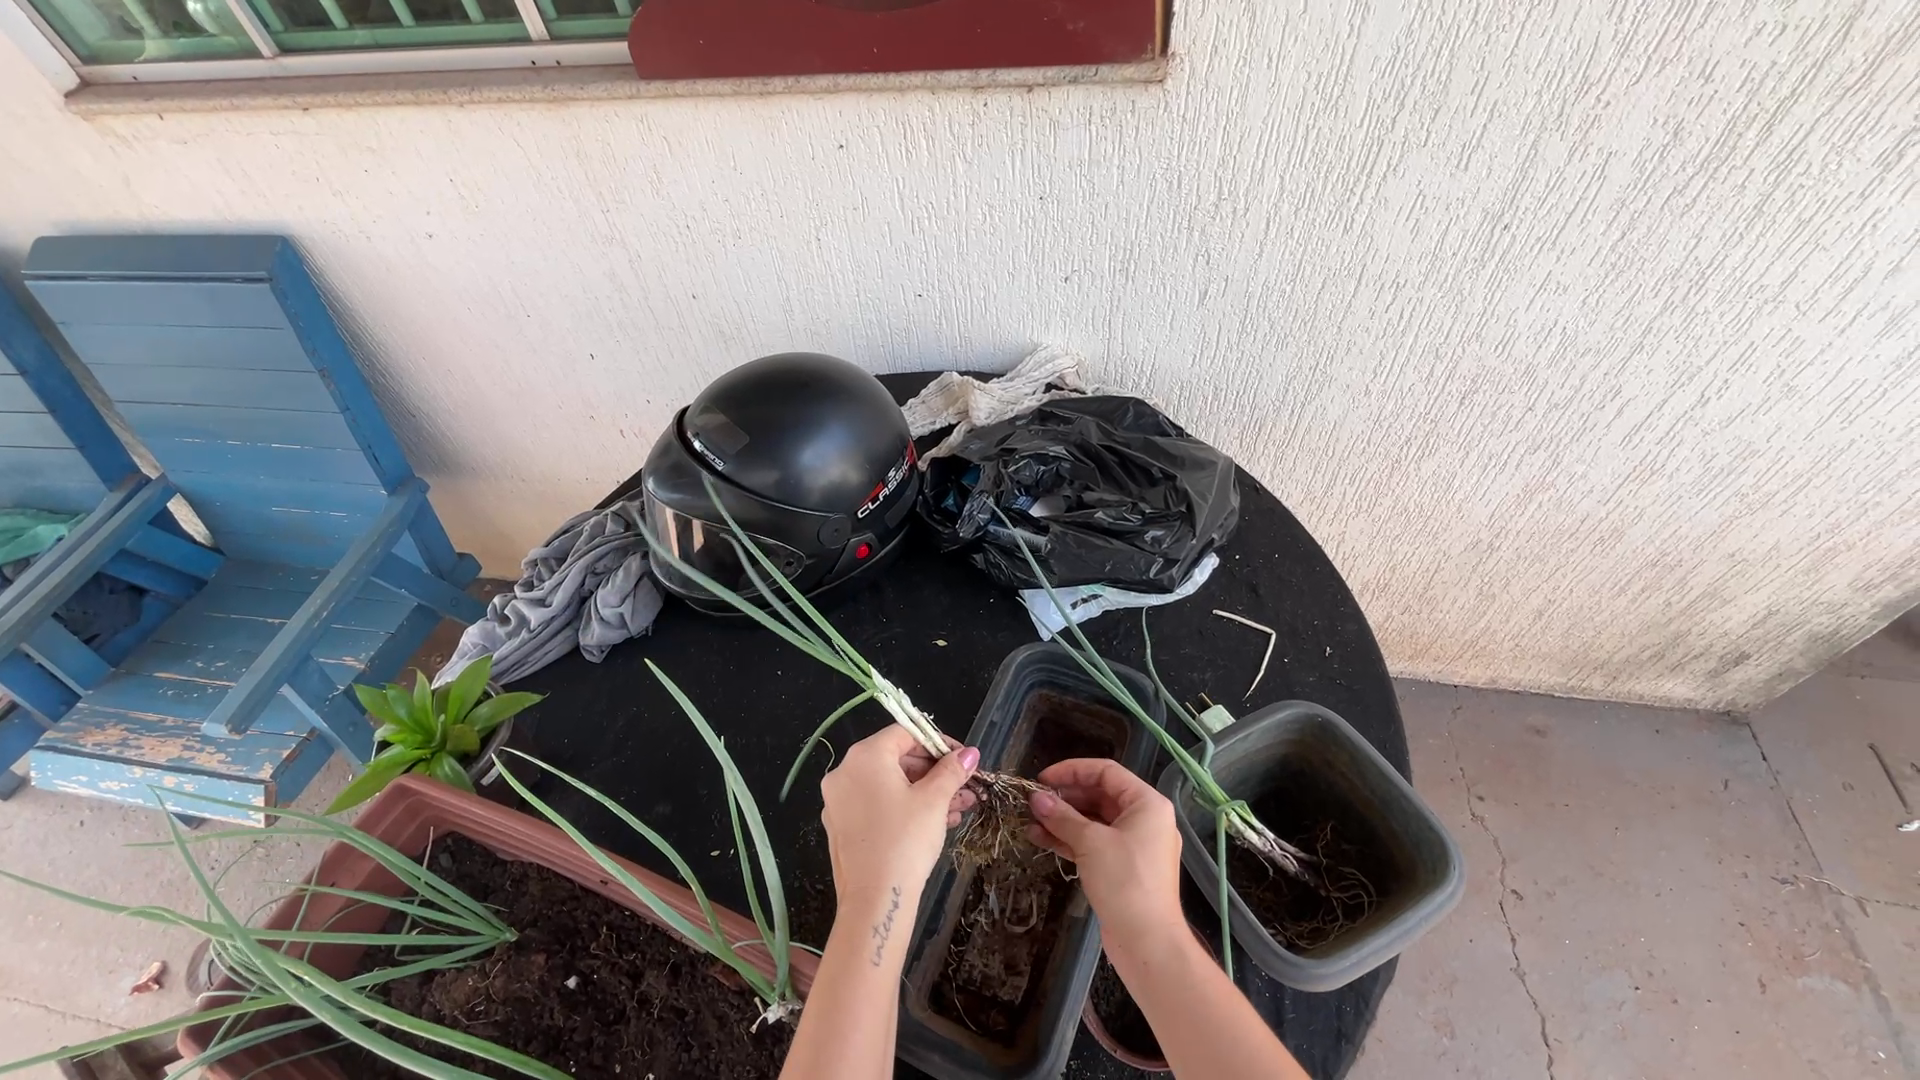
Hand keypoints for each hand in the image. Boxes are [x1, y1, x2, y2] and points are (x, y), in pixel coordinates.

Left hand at [820, 726, 979, 904]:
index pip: (904, 733)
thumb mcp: (935, 800)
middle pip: (896, 759)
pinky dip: (904, 808)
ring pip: (889, 785)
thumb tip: (970, 753)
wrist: (875, 900)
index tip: (962, 758)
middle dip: (934, 773)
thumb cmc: (906, 840)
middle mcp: (844, 773)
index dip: (937, 742)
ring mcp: (838, 802)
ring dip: (925, 792)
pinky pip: (877, 805)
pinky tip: (935, 822)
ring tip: (959, 807)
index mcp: (864, 757)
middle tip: (964, 786)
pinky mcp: (841, 827)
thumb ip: (952, 770)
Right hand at [1026, 758, 1183, 944]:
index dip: (1071, 771)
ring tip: (1030, 820)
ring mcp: (1134, 845)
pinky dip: (1069, 839)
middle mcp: (1144, 819)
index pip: (1106, 771)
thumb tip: (1036, 798)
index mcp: (1147, 803)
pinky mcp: (1122, 867)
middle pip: (1099, 795)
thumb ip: (1061, 817)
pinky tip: (1040, 838)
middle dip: (1064, 797)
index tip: (1042, 779)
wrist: (1148, 944)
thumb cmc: (1125, 882)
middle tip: (1033, 801)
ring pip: (1094, 821)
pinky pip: (1093, 843)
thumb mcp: (1090, 843)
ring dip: (1062, 819)